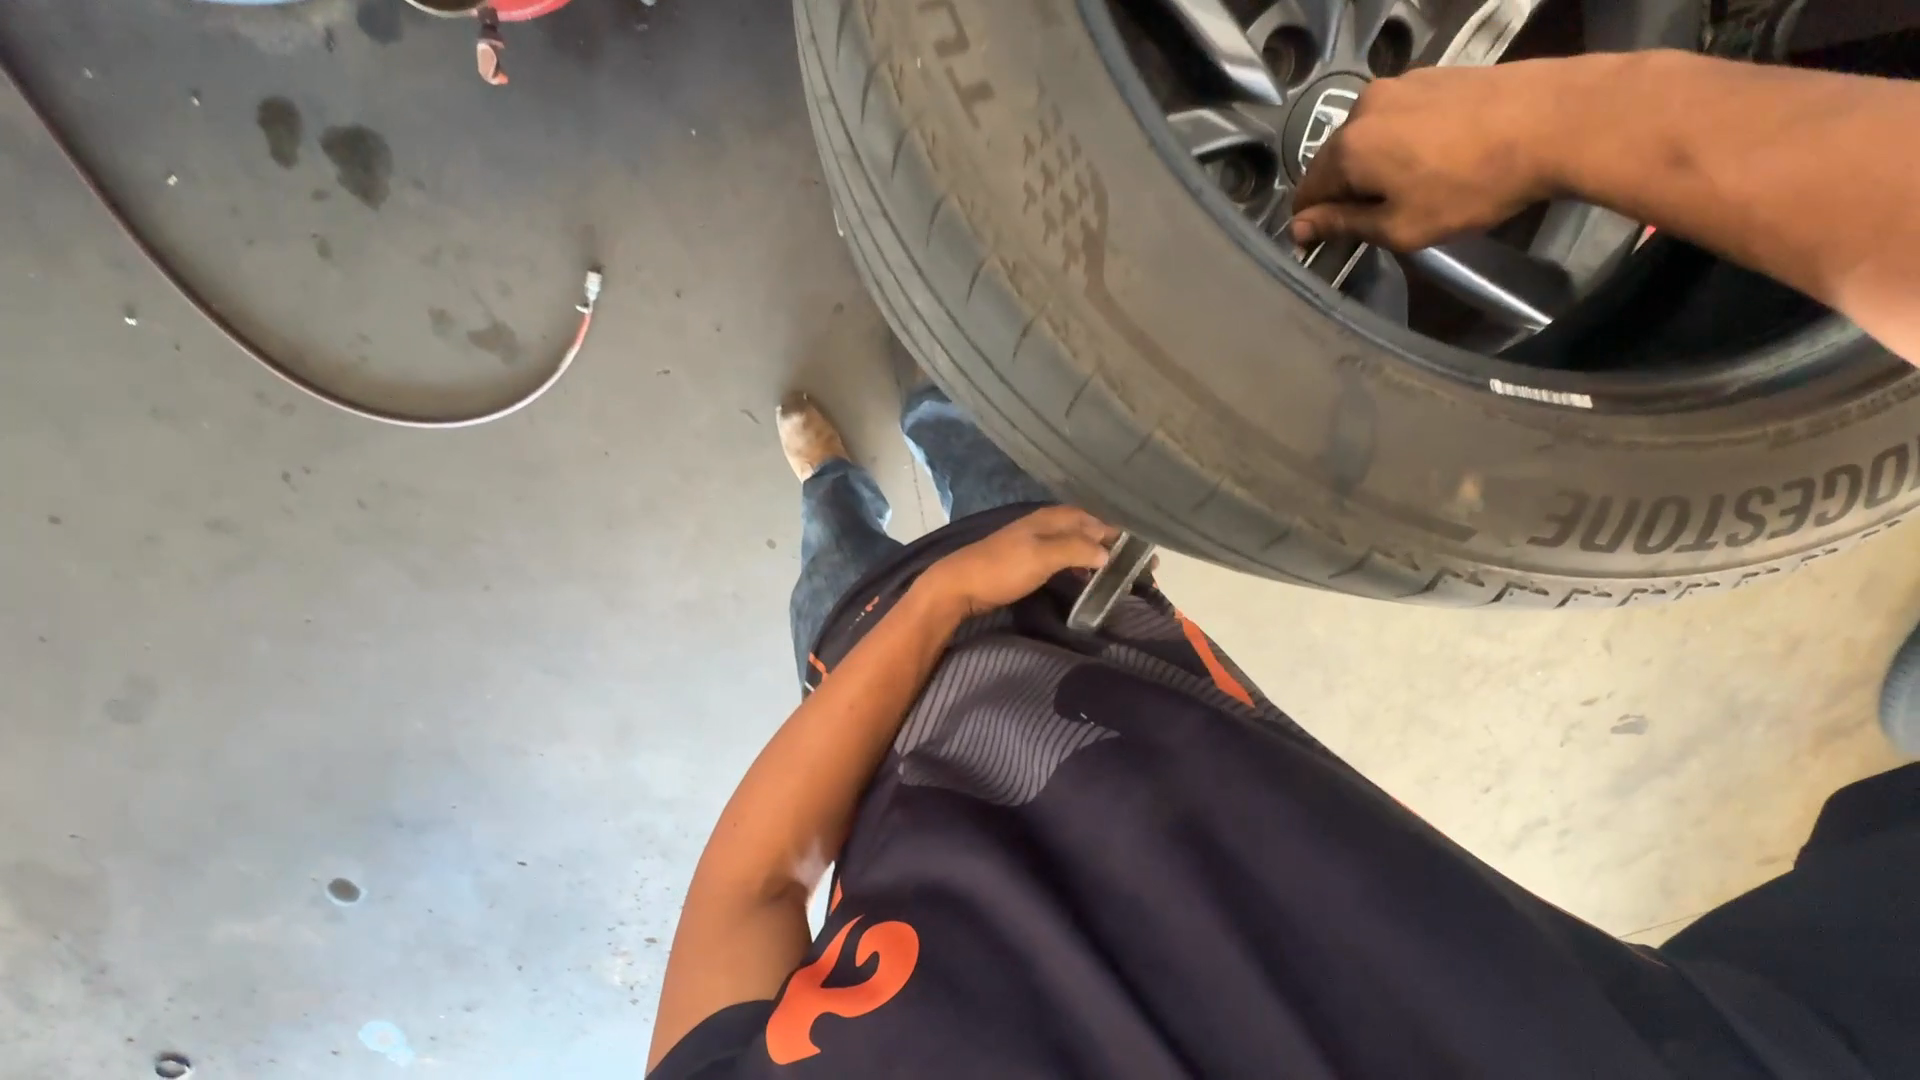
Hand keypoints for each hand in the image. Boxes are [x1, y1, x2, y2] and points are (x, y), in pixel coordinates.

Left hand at [917, 506, 1118, 617]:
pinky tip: (1085, 577)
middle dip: (1110, 542)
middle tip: (1136, 563)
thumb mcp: (1042, 557)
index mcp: (1051, 518)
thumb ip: (1076, 550)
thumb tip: (1107, 552)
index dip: (1118, 532)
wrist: (959, 585)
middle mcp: (1045, 524)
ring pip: (1074, 542)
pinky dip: (1079, 563)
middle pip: (1086, 528)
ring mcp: (1034, 541)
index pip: (1094, 519)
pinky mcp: (1027, 560)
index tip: (1143, 550)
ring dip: (1095, 554)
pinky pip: (1063, 556)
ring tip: (1116, 571)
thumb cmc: (1002, 568)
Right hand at [1290, 59, 1582, 250]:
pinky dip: (1401, 141)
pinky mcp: (1434, 74)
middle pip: (1334, 161)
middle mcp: (1363, 108)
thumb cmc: (1471, 186)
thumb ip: (1342, 225)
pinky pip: (1398, 117)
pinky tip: (1434, 157)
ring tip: (1410, 186)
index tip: (1329, 243)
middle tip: (1376, 219)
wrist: (1559, 120)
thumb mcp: (1400, 226)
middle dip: (1344, 190)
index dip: (1312, 222)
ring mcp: (1400, 84)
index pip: (1305, 193)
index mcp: (1346, 148)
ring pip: (1367, 137)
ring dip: (1374, 165)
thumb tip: (1300, 228)